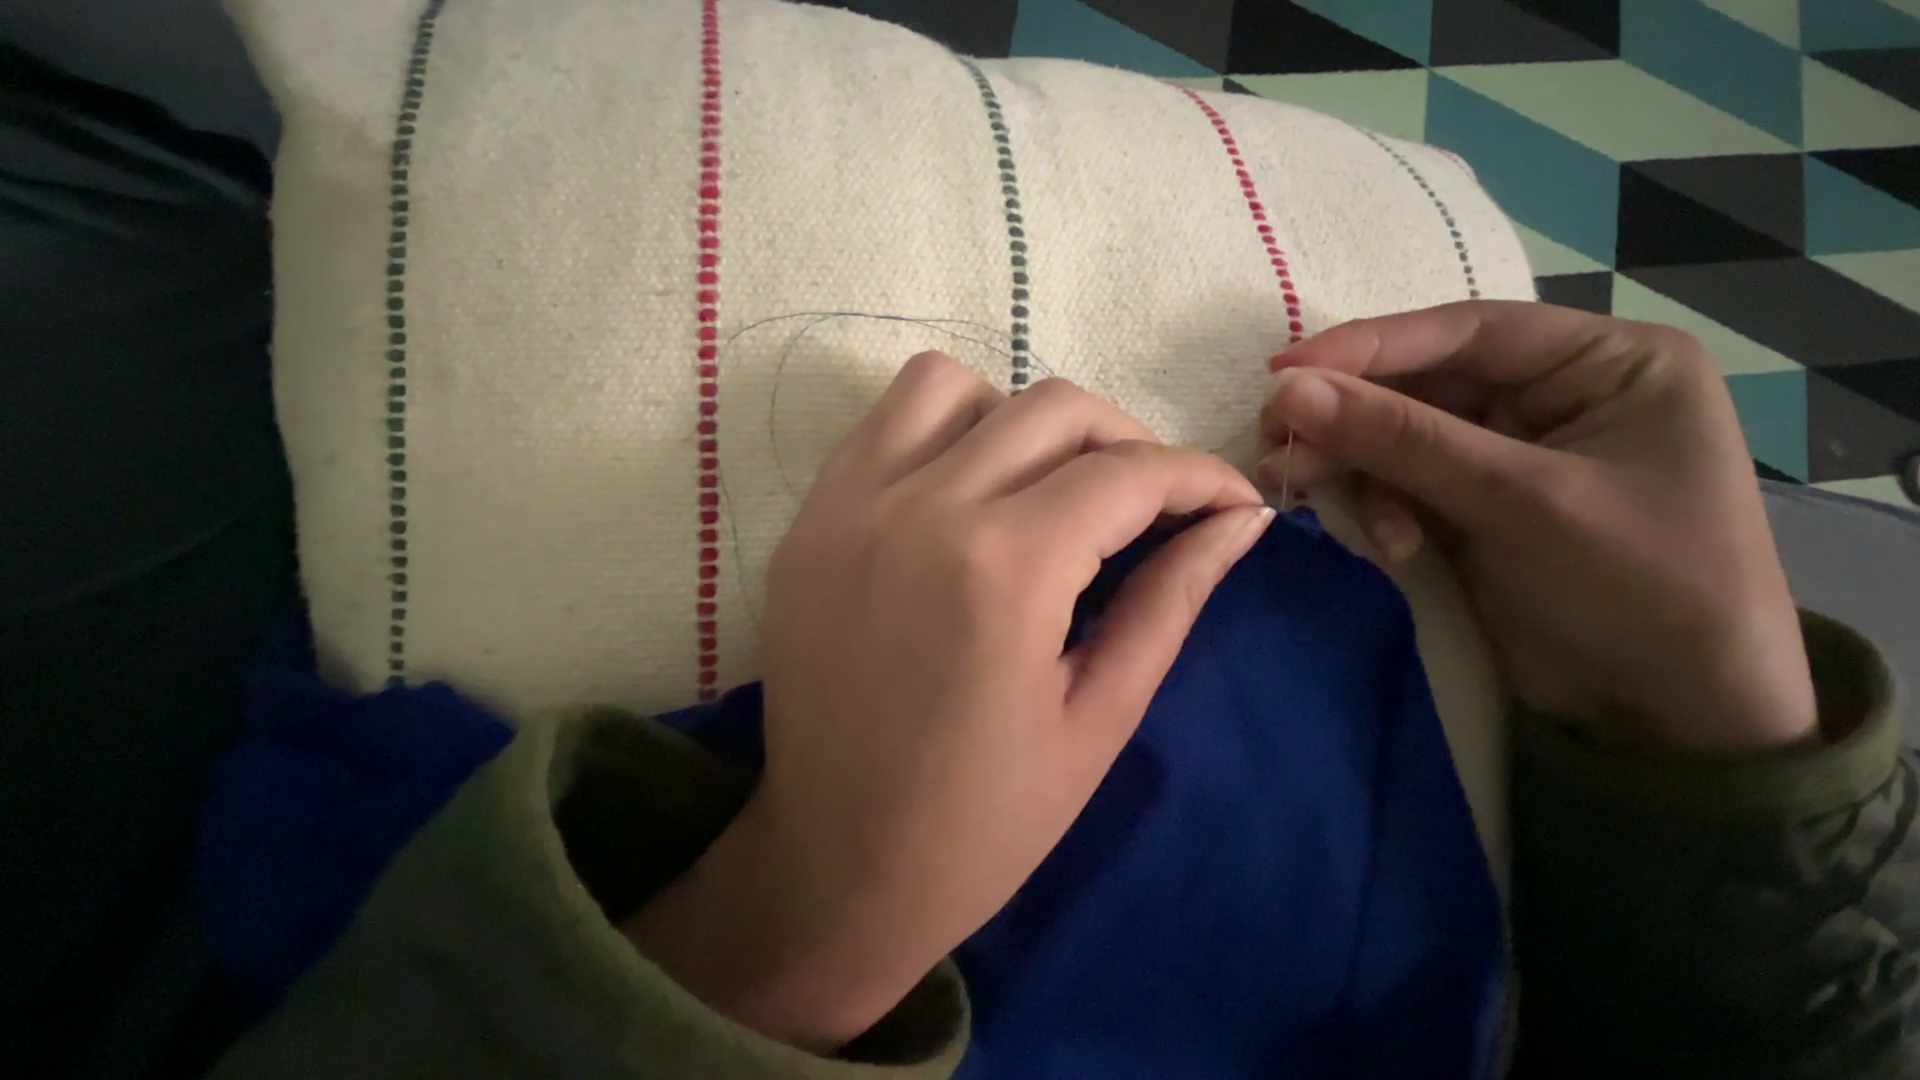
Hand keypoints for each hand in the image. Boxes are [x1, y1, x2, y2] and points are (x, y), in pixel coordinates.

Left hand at [627, 353, 1271, 1050]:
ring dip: (1021, 420)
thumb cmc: (983, 822)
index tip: (1230, 504)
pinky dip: (940, 432)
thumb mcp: (1099, 717)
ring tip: (1048, 488)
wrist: (836, 868)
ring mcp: (848, 505)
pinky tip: (968, 494)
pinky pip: (881, 426)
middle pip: (1052, 408)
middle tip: (1152, 505)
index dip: (1198, 477)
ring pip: (951, 386)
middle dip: (1128, 442)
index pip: (1128, 473)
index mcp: (1006, 567)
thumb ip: (1170, 600)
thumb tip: (1238, 522)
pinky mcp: (807, 522)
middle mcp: (920, 507)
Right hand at [1259, 300, 1814, 754]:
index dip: (1370, 346)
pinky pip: (1404, 487)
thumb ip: (1399, 440)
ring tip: (1293, 486)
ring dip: (1353, 467)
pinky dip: (1382, 510)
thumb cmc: (1636, 587)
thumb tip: (1287, 391)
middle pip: (1423, 386)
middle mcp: (1555, 396)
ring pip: (1402, 438)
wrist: (1668, 720)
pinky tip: (1388, 545)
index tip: (1284, 372)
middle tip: (1277, 439)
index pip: (1467, 332)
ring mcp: (1511, 456)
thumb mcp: (1516, 501)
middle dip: (1350, 417)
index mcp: (1605, 363)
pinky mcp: (1475, 509)